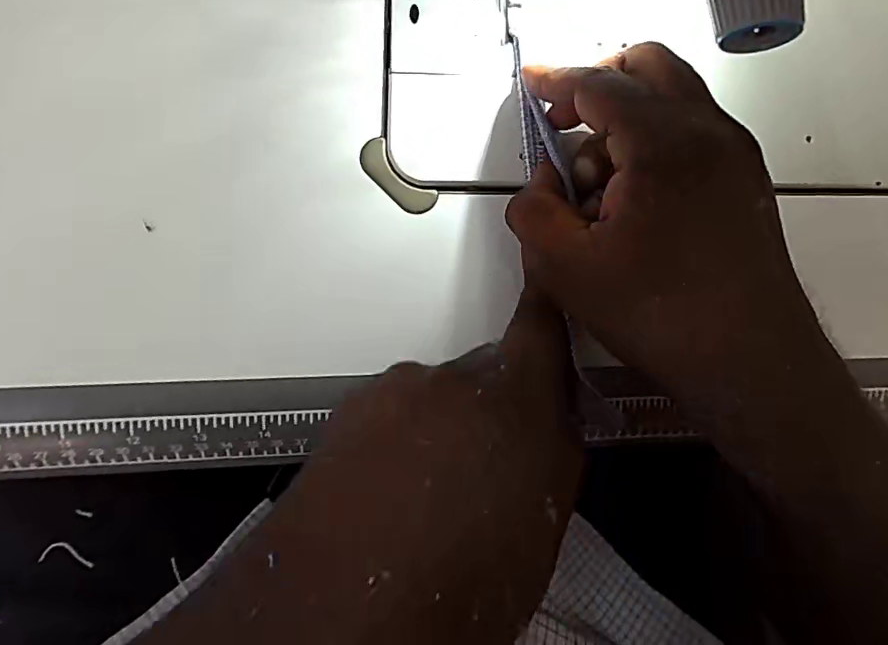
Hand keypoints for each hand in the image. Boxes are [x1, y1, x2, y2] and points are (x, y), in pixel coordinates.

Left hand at [144, 290, 581, 644]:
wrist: (339, 603)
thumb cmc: (460, 586)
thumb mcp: (536, 533)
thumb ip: (546, 461)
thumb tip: (549, 431)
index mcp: (514, 405)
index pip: (538, 330)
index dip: (544, 307)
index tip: (545, 283)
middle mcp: (453, 381)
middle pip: (484, 377)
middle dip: (491, 411)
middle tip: (484, 472)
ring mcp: (397, 388)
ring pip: (435, 398)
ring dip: (441, 429)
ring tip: (428, 494)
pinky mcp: (353, 404)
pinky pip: (392, 412)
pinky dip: (398, 439)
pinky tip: (387, 490)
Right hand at [505, 42, 840, 432]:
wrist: (755, 369)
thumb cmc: (665, 319)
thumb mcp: (566, 268)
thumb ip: (533, 209)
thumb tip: (542, 183)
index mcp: (666, 146)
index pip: (600, 85)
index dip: (556, 80)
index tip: (532, 82)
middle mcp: (709, 135)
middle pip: (649, 65)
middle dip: (597, 81)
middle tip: (564, 116)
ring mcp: (734, 154)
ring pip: (670, 94)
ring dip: (623, 113)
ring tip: (594, 176)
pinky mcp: (743, 178)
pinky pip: (688, 127)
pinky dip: (650, 135)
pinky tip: (626, 193)